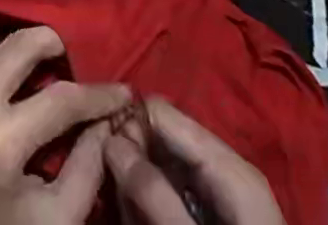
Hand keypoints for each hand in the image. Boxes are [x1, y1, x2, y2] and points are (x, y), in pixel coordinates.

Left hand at [0, 26, 130, 224]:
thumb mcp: (58, 218)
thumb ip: (89, 164)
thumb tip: (112, 120)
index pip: (61, 98)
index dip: (100, 94)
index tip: (127, 91)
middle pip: (24, 44)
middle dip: (64, 44)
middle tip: (92, 62)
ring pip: (7, 45)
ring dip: (43, 50)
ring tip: (74, 69)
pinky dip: (24, 61)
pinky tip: (47, 76)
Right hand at [105, 97, 285, 224]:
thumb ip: (153, 194)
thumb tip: (112, 142)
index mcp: (228, 166)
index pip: (164, 114)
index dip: (129, 125)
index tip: (99, 148)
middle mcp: (226, 169)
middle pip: (164, 138)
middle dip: (132, 156)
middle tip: (108, 185)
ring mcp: (224, 194)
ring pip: (166, 166)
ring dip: (139, 183)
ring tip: (124, 208)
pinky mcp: (218, 216)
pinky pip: (176, 191)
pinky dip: (153, 202)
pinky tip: (140, 218)